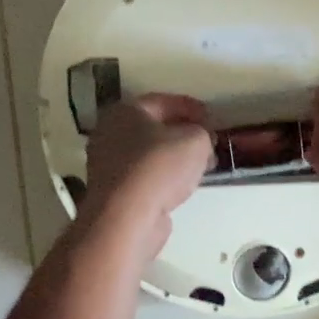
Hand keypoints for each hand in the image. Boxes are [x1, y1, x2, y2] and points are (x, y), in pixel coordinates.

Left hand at [81, 93, 214, 250]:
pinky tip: (181, 186)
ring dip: (174, 158)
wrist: (127, 217)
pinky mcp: (113, 192)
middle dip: (182, 133)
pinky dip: (163, 178)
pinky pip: (144, 177)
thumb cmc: (159, 167)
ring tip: (200, 166)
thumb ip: (202, 132)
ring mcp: (107, 165)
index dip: (190, 107)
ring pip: (148, 154)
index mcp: (124, 111)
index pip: (162, 101)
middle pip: (153, 128)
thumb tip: (200, 138)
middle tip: (207, 141)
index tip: (211, 117)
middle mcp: (109, 133)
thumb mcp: (195, 140)